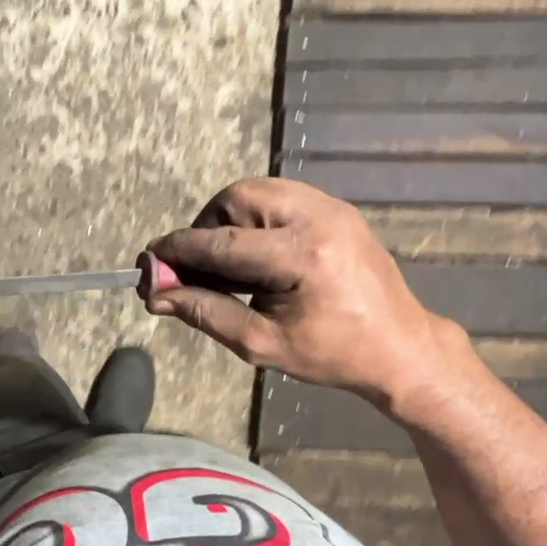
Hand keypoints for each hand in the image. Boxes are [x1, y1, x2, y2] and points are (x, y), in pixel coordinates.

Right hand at [145, 178, 467, 410]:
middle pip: (238, 197)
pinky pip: (279, 197)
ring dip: (228, 220)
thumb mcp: (260, 343)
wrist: (398, 346)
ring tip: (226, 262)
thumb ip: (205, 313)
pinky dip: (253, 218)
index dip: (178, 250)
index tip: (148, 261)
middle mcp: (318, 218)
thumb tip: (157, 295)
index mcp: (301, 257)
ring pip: (257, 191)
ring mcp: (331, 207)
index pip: (222, 243)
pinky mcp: (337, 208)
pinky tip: (253, 255)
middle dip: (206, 227)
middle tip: (198, 266)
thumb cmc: (330, 354)